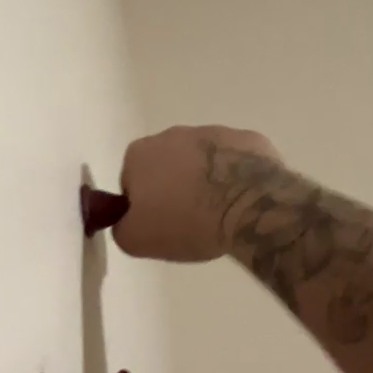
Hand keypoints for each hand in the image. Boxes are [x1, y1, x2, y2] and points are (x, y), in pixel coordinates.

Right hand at [111, 125, 283, 262]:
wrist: (251, 208)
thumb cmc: (186, 221)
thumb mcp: (135, 240)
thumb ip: (121, 226)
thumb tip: (129, 219)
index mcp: (139, 153)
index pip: (132, 182)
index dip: (144, 206)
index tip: (160, 224)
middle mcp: (172, 134)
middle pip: (167, 167)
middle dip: (175, 188)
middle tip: (189, 220)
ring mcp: (214, 132)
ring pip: (202, 161)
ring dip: (206, 181)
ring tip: (220, 212)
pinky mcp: (250, 139)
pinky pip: (236, 160)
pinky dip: (237, 177)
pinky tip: (243, 200)